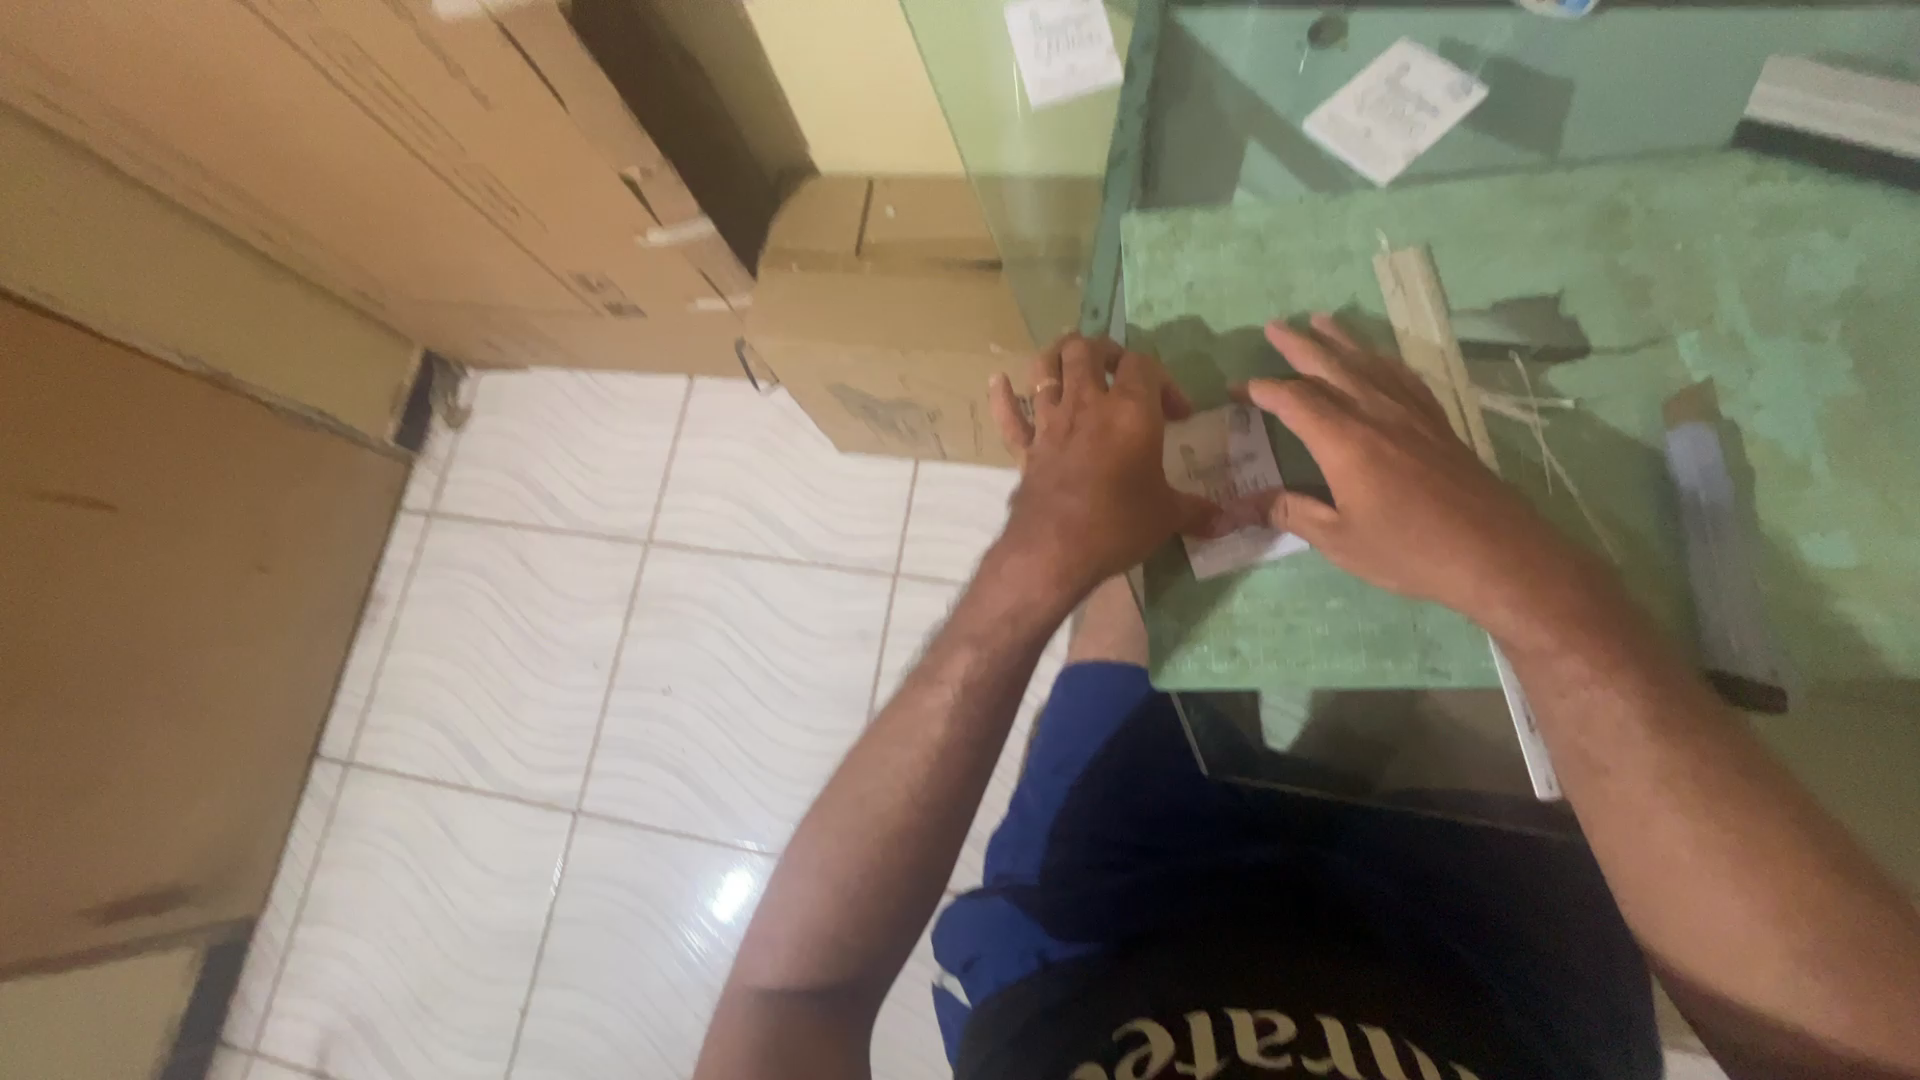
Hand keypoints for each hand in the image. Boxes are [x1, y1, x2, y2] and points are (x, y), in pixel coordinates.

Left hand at [986, 335, 1221, 602]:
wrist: (1055, 550)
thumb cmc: (1119, 525)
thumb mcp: (1167, 516)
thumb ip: (1198, 510)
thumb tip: (1232, 521)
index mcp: (1130, 410)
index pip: (1145, 365)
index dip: (1165, 381)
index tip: (1178, 414)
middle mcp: (1086, 405)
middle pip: (1086, 350)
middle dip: (1105, 352)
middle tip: (1120, 373)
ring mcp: (1050, 423)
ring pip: (1045, 369)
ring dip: (1057, 358)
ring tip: (1070, 363)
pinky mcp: (1025, 449)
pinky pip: (1008, 415)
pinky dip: (1003, 397)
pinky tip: (999, 382)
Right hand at [1232, 314, 1602, 638]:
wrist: (1495, 554)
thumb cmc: (1407, 549)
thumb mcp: (1338, 540)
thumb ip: (1292, 513)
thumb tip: (1248, 503)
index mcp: (1344, 441)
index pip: (1294, 401)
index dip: (1262, 391)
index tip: (1237, 389)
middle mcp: (1376, 414)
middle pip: (1331, 367)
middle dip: (1298, 346)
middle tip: (1274, 326)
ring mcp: (1412, 415)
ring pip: (1369, 363)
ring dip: (1341, 340)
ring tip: (1321, 320)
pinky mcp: (1438, 423)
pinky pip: (1404, 377)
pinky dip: (1383, 360)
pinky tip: (1377, 358)